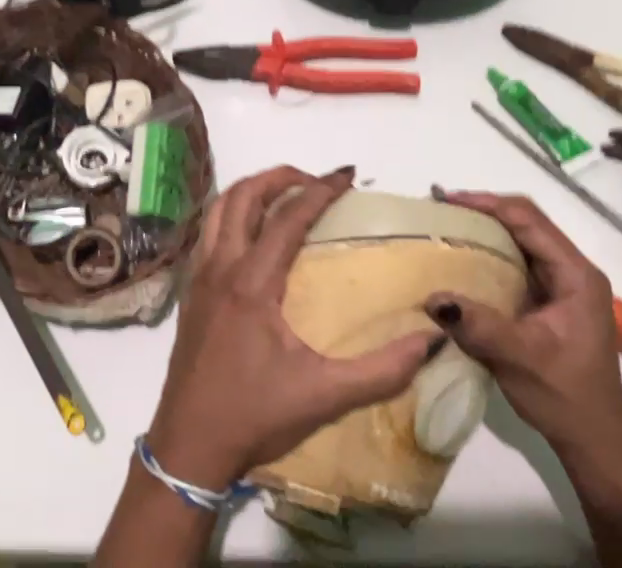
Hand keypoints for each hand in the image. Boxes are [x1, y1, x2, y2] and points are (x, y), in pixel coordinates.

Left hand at [145, 166, 443, 490]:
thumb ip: (383, 369)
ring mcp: (199, 279)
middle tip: (315, 180)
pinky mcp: (190, 295)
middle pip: (242, 197)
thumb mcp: (325, 396)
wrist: (188, 445)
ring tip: (284, 195)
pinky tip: (252, 236)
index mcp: (252, 283)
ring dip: (251, 192)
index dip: (321, 190)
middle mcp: (221, 269)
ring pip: (218, 211)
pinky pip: (208, 234)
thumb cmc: (254, 416)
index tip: (348, 175)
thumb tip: (433, 339)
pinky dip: (231, 216)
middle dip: (279, 177)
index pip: (288, 217)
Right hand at [424, 191, 621, 463]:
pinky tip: (462, 262)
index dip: (489, 204)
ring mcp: (563, 288)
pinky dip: (490, 256)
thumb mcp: (519, 358)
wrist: (594, 441)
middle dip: (485, 211)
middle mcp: (574, 273)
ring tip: (446, 227)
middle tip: (441, 209)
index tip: (448, 200)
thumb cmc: (564, 395)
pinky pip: (517, 265)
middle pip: (527, 224)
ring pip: (522, 243)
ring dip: (486, 232)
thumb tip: (431, 297)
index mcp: (577, 275)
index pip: (530, 221)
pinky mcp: (550, 303)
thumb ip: (478, 325)